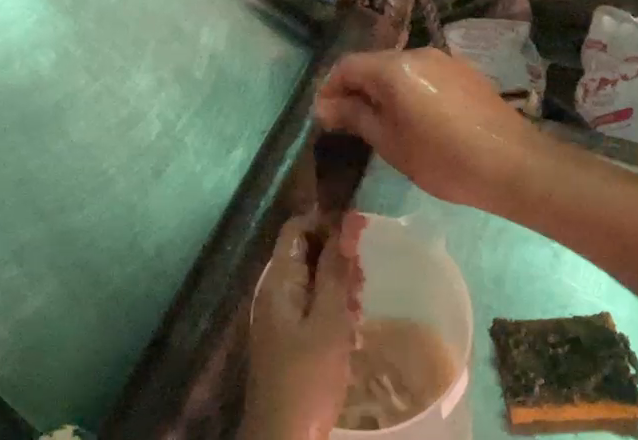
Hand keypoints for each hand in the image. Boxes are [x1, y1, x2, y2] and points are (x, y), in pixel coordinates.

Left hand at [243, 214, 364, 439]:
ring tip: (359, 303)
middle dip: (336, 256)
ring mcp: (279, 317)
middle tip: (362, 277)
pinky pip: (311, 308)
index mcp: (278, 280)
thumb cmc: (307, 377)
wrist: (283, 438)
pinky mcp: (288, 340)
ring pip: (311, 281)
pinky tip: (351, 326)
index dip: (327, 221)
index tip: (360, 230)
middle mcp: (274, 291)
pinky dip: (332, 308)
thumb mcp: (328, 321)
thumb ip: (335, 270)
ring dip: (337, 284)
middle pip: (305, 253)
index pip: (297, 228)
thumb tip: (346, 221)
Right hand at [315, 48, 537, 209]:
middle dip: (356, 90)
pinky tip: (415, 120)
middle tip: (347, 123)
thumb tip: (325, 106)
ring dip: (383, 91)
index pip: (347, 66)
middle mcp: (418, 53)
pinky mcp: (465, 73)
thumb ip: (355, 117)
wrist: (513, 165)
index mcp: (394, 67)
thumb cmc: (443, 158)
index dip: (329, 89)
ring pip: (400, 70)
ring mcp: (445, 60)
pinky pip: (424, 76)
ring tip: (381, 124)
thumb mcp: (390, 143)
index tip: (322, 116)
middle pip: (374, 65)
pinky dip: (409, 92)